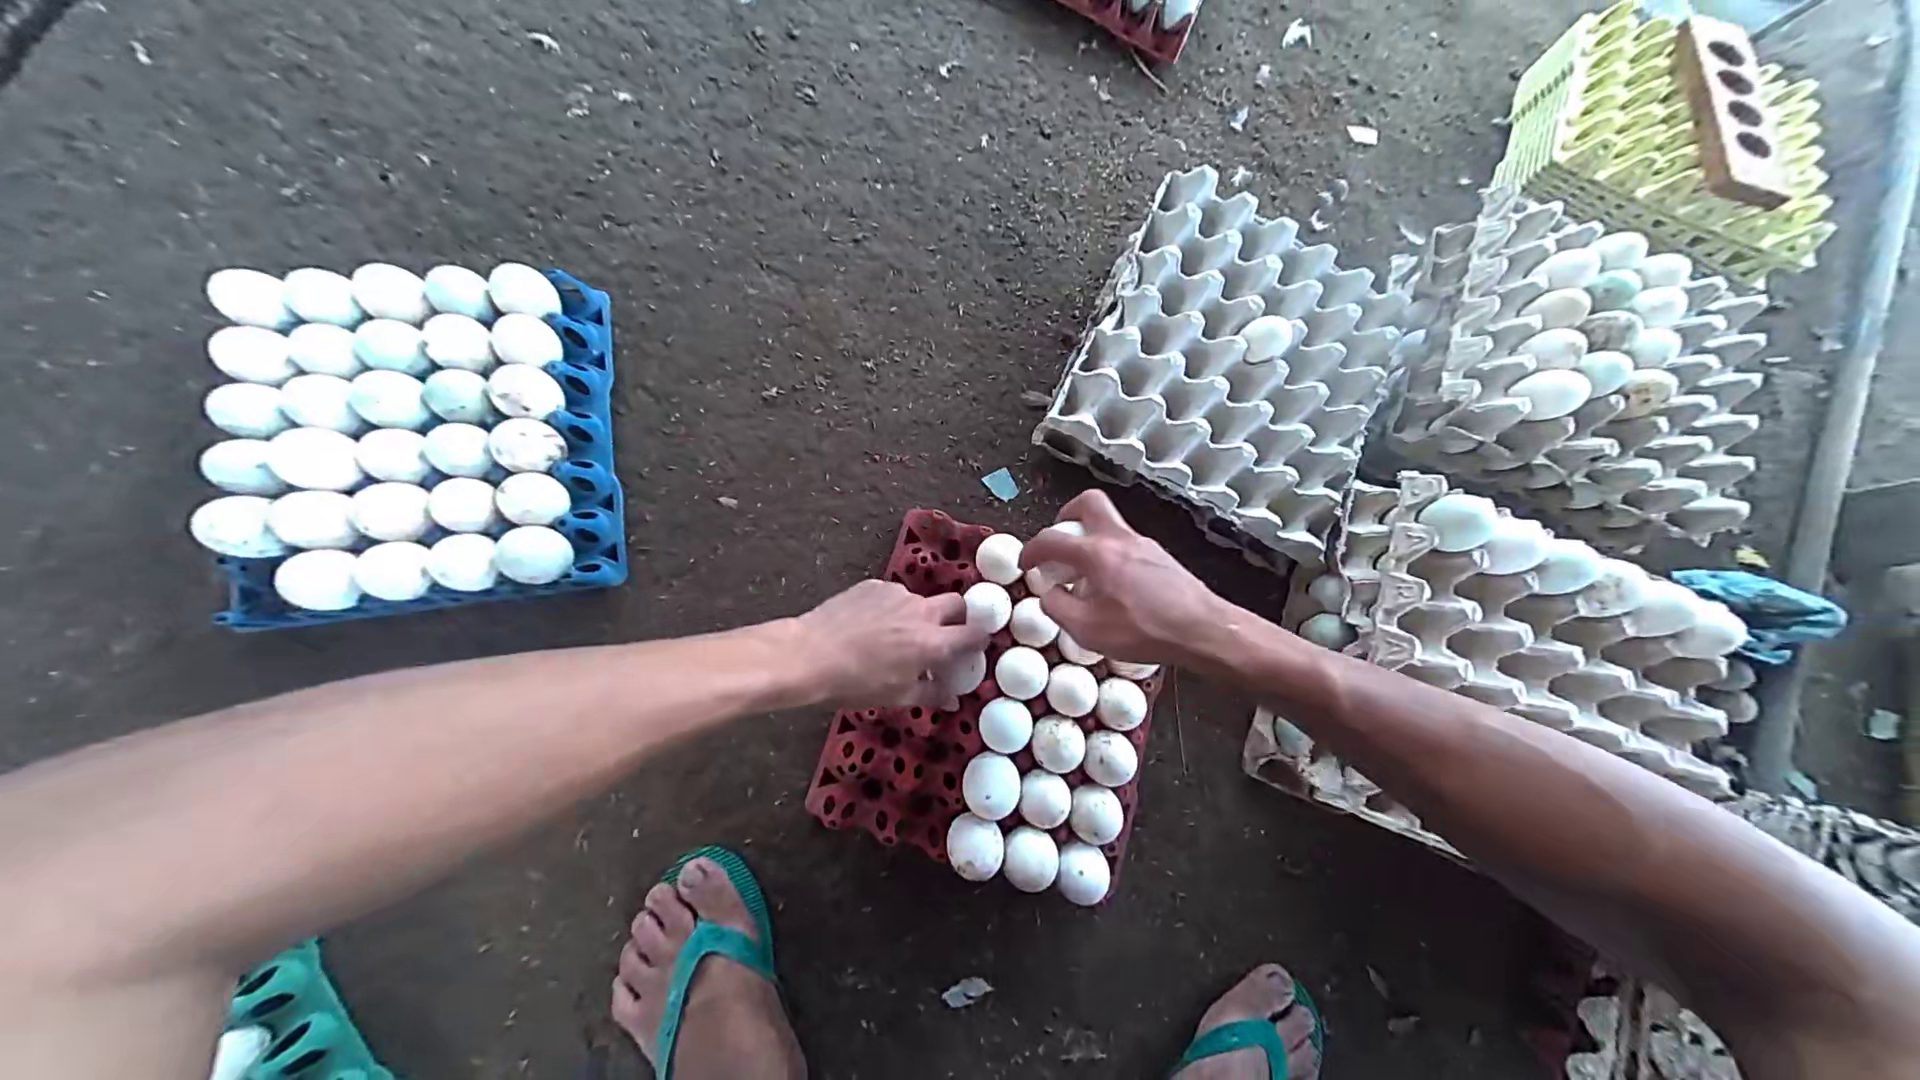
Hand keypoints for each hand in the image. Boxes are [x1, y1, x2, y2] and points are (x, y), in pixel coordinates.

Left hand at [794, 580, 987, 707]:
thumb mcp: (897, 696)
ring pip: (920, 601)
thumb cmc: (854, 683)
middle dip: (957, 617)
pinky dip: (890, 609)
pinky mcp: (873, 585)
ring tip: (892, 637)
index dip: (979, 639)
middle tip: (942, 637)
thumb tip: (951, 698)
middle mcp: (921, 611)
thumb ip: (931, 693)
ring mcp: (896, 593)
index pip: (974, 633)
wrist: (807, 655)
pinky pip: (892, 595)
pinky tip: (869, 626)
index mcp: (932, 642)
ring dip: (917, 616)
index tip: (974, 647)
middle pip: (956, 604)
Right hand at [1019, 490, 1234, 667]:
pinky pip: (1126, 544)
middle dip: (1066, 516)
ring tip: (1083, 574)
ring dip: (1089, 540)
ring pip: (1109, 524)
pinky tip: (1112, 587)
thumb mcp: (1087, 630)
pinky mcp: (1160, 557)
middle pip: (1088, 503)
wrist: (1203, 631)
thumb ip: (1058, 608)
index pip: (1052, 539)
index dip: (1032, 550)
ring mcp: (1144, 545)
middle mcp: (1121, 539)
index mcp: (1097, 554)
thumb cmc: (1147, 631)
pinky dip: (1110, 556)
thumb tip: (1050, 595)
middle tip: (1058, 541)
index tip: (1028, 563)